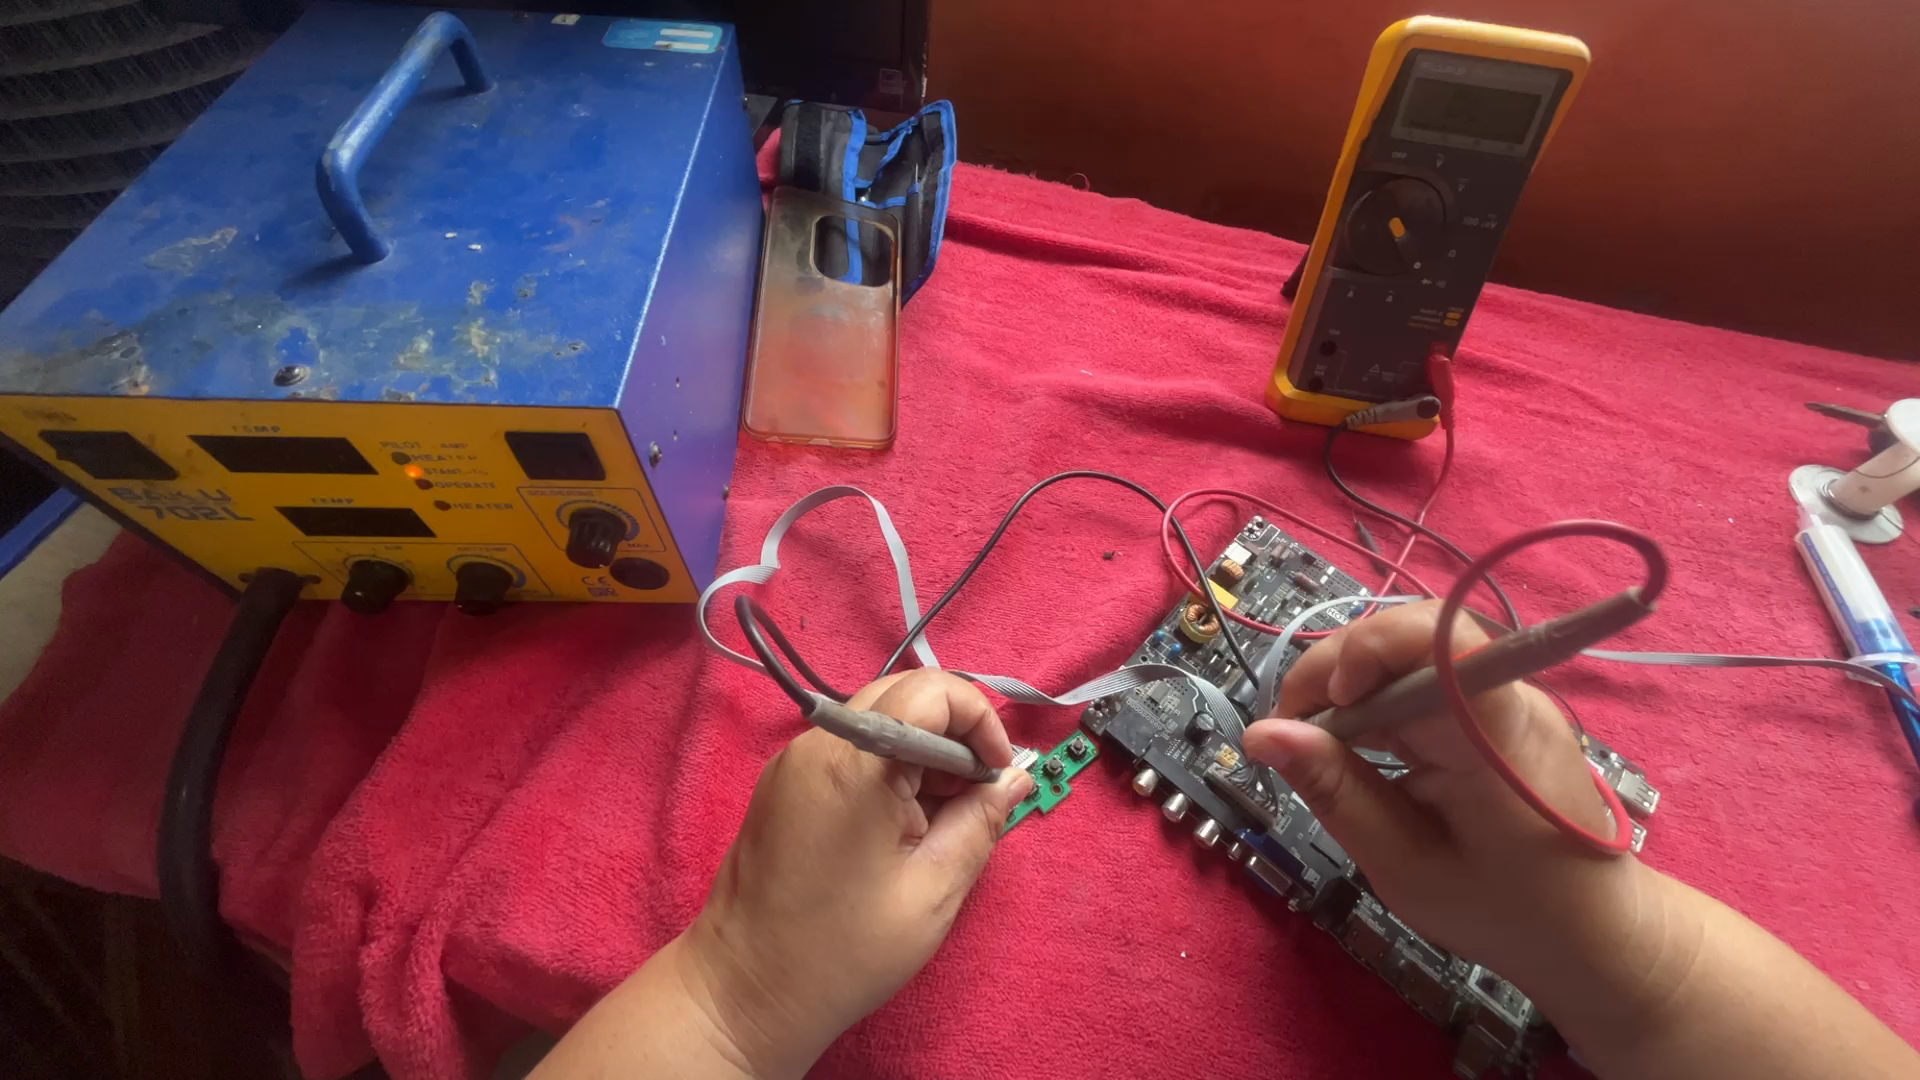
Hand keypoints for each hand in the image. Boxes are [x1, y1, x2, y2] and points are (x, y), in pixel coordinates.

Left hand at [680, 670, 1034, 1078]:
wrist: (738, 996)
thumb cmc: (840, 952)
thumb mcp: (931, 893)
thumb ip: (981, 822)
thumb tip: (1015, 777)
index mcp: (855, 762)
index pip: (932, 691)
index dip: (980, 719)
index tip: (998, 772)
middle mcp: (821, 741)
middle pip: (908, 697)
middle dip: (956, 735)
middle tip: (976, 796)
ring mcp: (797, 756)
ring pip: (884, 718)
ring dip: (925, 753)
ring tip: (940, 818)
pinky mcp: (787, 777)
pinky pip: (855, 746)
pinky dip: (891, 766)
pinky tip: (902, 821)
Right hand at [1243, 601, 1648, 980]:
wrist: (1599, 932)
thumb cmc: (1506, 912)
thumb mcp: (1403, 866)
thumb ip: (1335, 792)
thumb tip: (1260, 735)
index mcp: (1492, 734)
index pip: (1431, 637)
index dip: (1362, 652)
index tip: (1317, 711)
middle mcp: (1501, 695)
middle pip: (1400, 636)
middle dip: (1330, 672)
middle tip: (1293, 733)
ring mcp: (1496, 693)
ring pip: (1398, 648)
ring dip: (1342, 682)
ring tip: (1316, 739)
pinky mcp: (1484, 702)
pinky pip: (1410, 671)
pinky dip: (1365, 695)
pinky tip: (1351, 737)